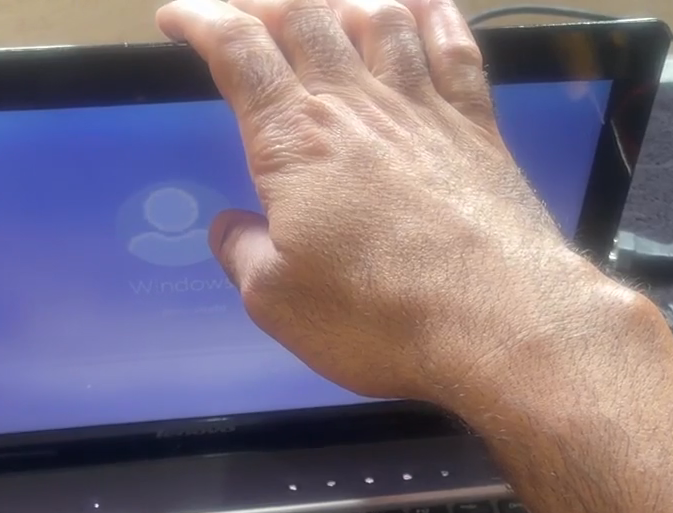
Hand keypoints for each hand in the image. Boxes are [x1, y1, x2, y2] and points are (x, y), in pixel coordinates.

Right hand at [156, 0, 649, 409]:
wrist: (494, 321)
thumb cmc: (379, 316)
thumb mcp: (280, 303)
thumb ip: (244, 256)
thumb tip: (231, 229)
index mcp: (295, 139)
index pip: (238, 51)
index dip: (201, 21)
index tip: (177, 17)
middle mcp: (359, 104)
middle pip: (306, 16)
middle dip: (266, 2)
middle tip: (249, 12)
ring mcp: (425, 109)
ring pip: (381, 17)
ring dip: (347, 0)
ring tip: (330, 6)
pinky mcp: (479, 130)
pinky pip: (456, 48)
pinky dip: (436, 16)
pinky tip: (425, 8)